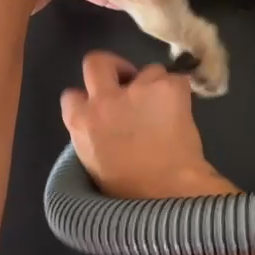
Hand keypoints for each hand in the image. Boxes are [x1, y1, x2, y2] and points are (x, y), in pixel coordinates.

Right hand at [59, 51, 238, 199]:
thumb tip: (100, 124)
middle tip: (130, 83)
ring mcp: (137, 89)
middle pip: (97, 62)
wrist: (169, 192)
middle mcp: (104, 98)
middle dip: (113, 68)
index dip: (89, 99)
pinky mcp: (168, 87)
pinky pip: (176, 79)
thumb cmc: (130, 191)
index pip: (71, 95)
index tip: (102, 107)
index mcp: (80, 121)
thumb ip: (89, 135)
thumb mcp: (93, 164)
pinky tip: (183, 112)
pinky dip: (180, 93)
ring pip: (148, 70)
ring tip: (166, 111)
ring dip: (155, 86)